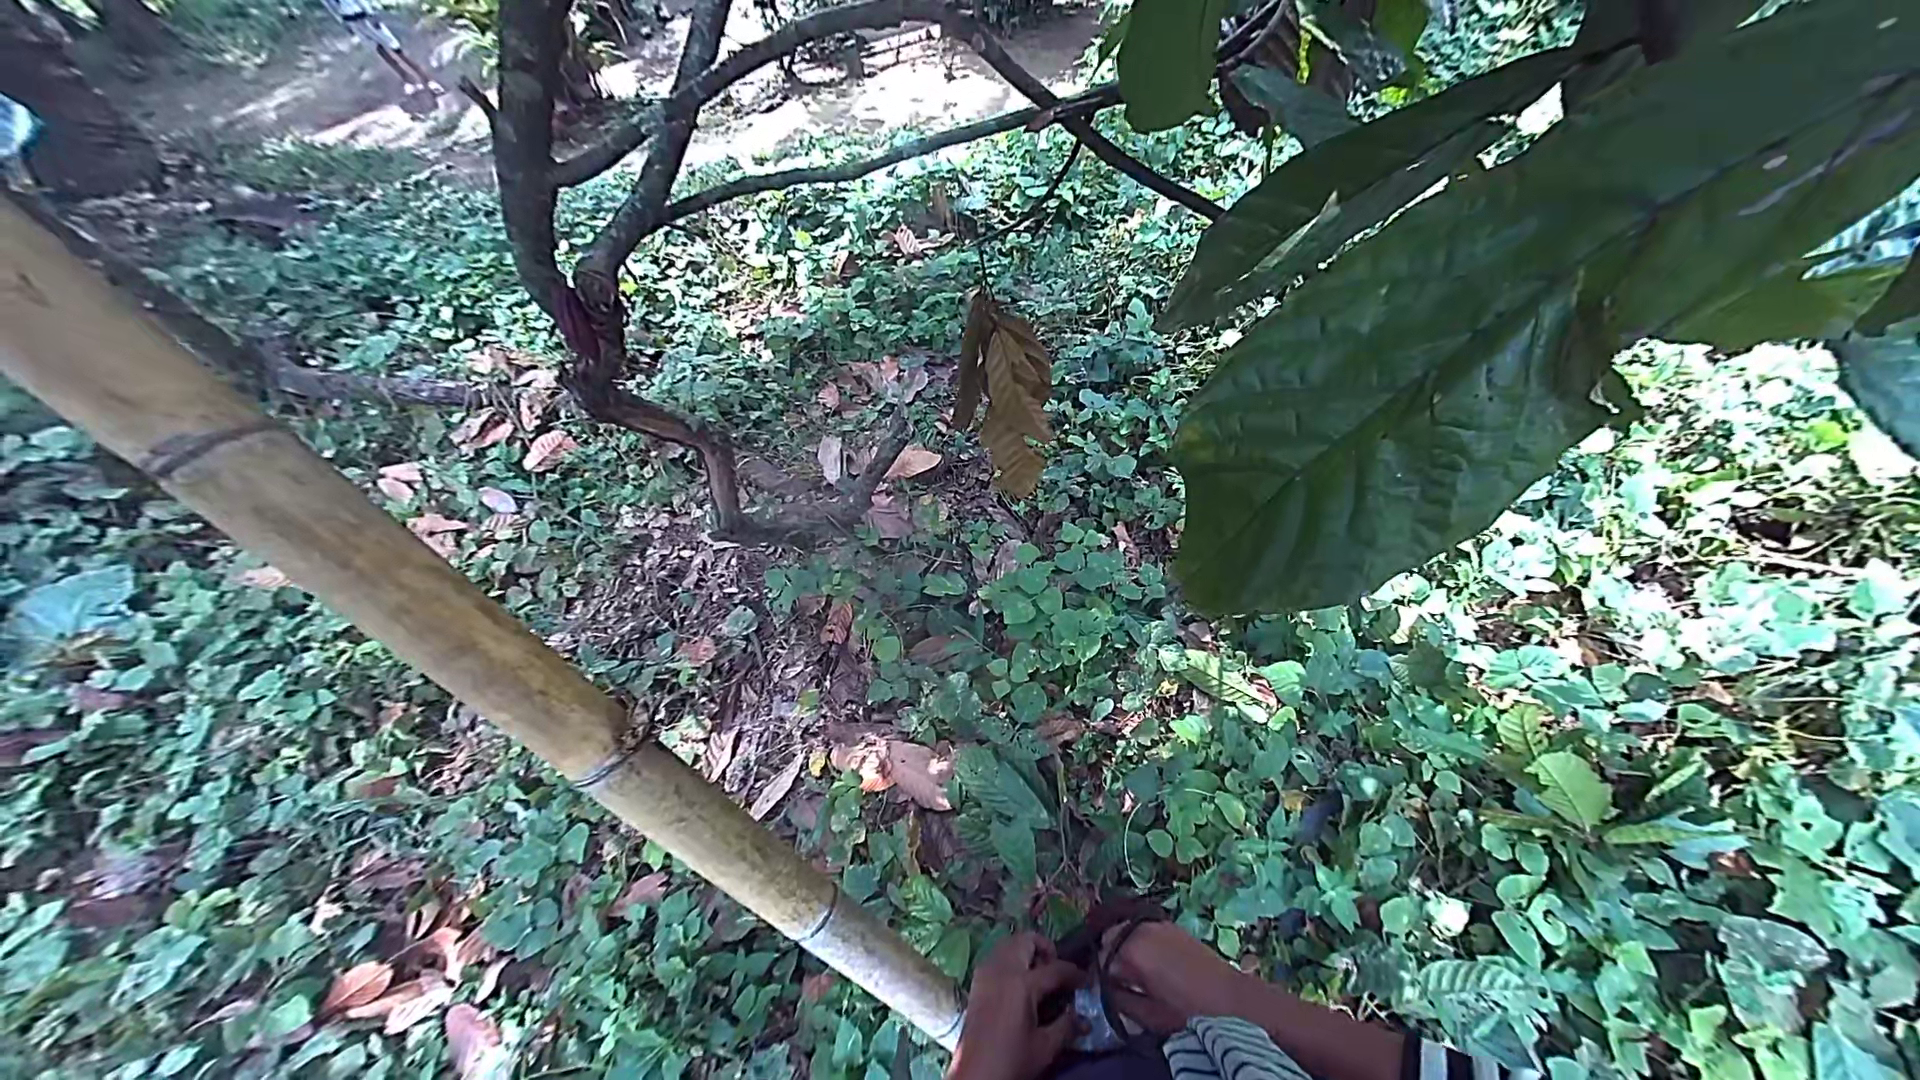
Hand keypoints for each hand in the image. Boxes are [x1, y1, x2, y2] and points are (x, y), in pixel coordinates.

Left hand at [948, 932, 1083, 1079]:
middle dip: (1045, 949)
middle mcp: (1002, 968)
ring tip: (1038, 974)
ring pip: (1010, 942)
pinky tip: (1019, 981)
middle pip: (1027, 940)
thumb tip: (1084, 1019)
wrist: (974, 1074)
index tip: (1085, 979)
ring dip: (1026, 950)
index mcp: (1022, 983)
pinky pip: (997, 954)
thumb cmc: (1010, 1061)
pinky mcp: (977, 979)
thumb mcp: (1044, 1048)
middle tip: (1056, 969)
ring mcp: (987, 971)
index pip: (1054, 969)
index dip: (1073, 973)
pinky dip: (1011, 957)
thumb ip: (1066, 1027)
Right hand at [1101, 922, 1254, 1033]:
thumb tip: (1106, 990)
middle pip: (1108, 937)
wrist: (1232, 1000)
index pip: (1099, 960)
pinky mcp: (1168, 924)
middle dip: (1109, 956)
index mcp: (1130, 951)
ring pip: (1124, 929)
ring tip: (1133, 970)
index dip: (1100, 977)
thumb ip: (1119, 1001)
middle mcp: (1138, 929)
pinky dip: (1137, 939)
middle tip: (1119, 980)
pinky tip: (1148, 960)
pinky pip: (1141, 927)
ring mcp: (1154, 923)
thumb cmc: (1189, 1012)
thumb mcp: (1149, 1016)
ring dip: (1122, 946)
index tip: (1106, 990)